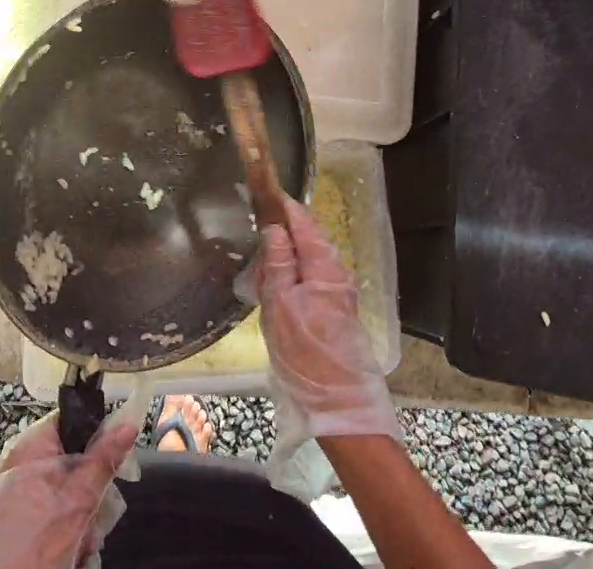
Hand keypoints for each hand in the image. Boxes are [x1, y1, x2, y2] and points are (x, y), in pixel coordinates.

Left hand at [0, 410, 139, 568]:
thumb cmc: (35, 549)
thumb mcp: (78, 504)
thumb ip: (103, 461)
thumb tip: (128, 422)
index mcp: (26, 450)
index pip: (66, 419)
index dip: (94, 431)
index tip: (114, 454)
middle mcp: (11, 467)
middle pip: (65, 458)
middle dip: (89, 485)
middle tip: (99, 513)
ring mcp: (2, 498)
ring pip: (56, 490)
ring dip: (78, 514)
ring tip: (82, 543)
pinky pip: (39, 512)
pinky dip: (57, 527)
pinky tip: (67, 551)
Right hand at [257, 192, 402, 443]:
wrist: (338, 401)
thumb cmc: (305, 352)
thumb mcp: (281, 305)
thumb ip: (278, 264)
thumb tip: (275, 228)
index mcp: (324, 265)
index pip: (304, 221)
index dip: (284, 204)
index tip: (264, 190)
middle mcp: (336, 271)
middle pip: (308, 238)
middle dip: (282, 231)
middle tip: (255, 232)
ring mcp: (337, 291)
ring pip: (308, 260)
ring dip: (285, 257)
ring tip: (260, 266)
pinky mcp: (334, 309)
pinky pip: (309, 278)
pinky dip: (291, 276)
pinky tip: (274, 289)